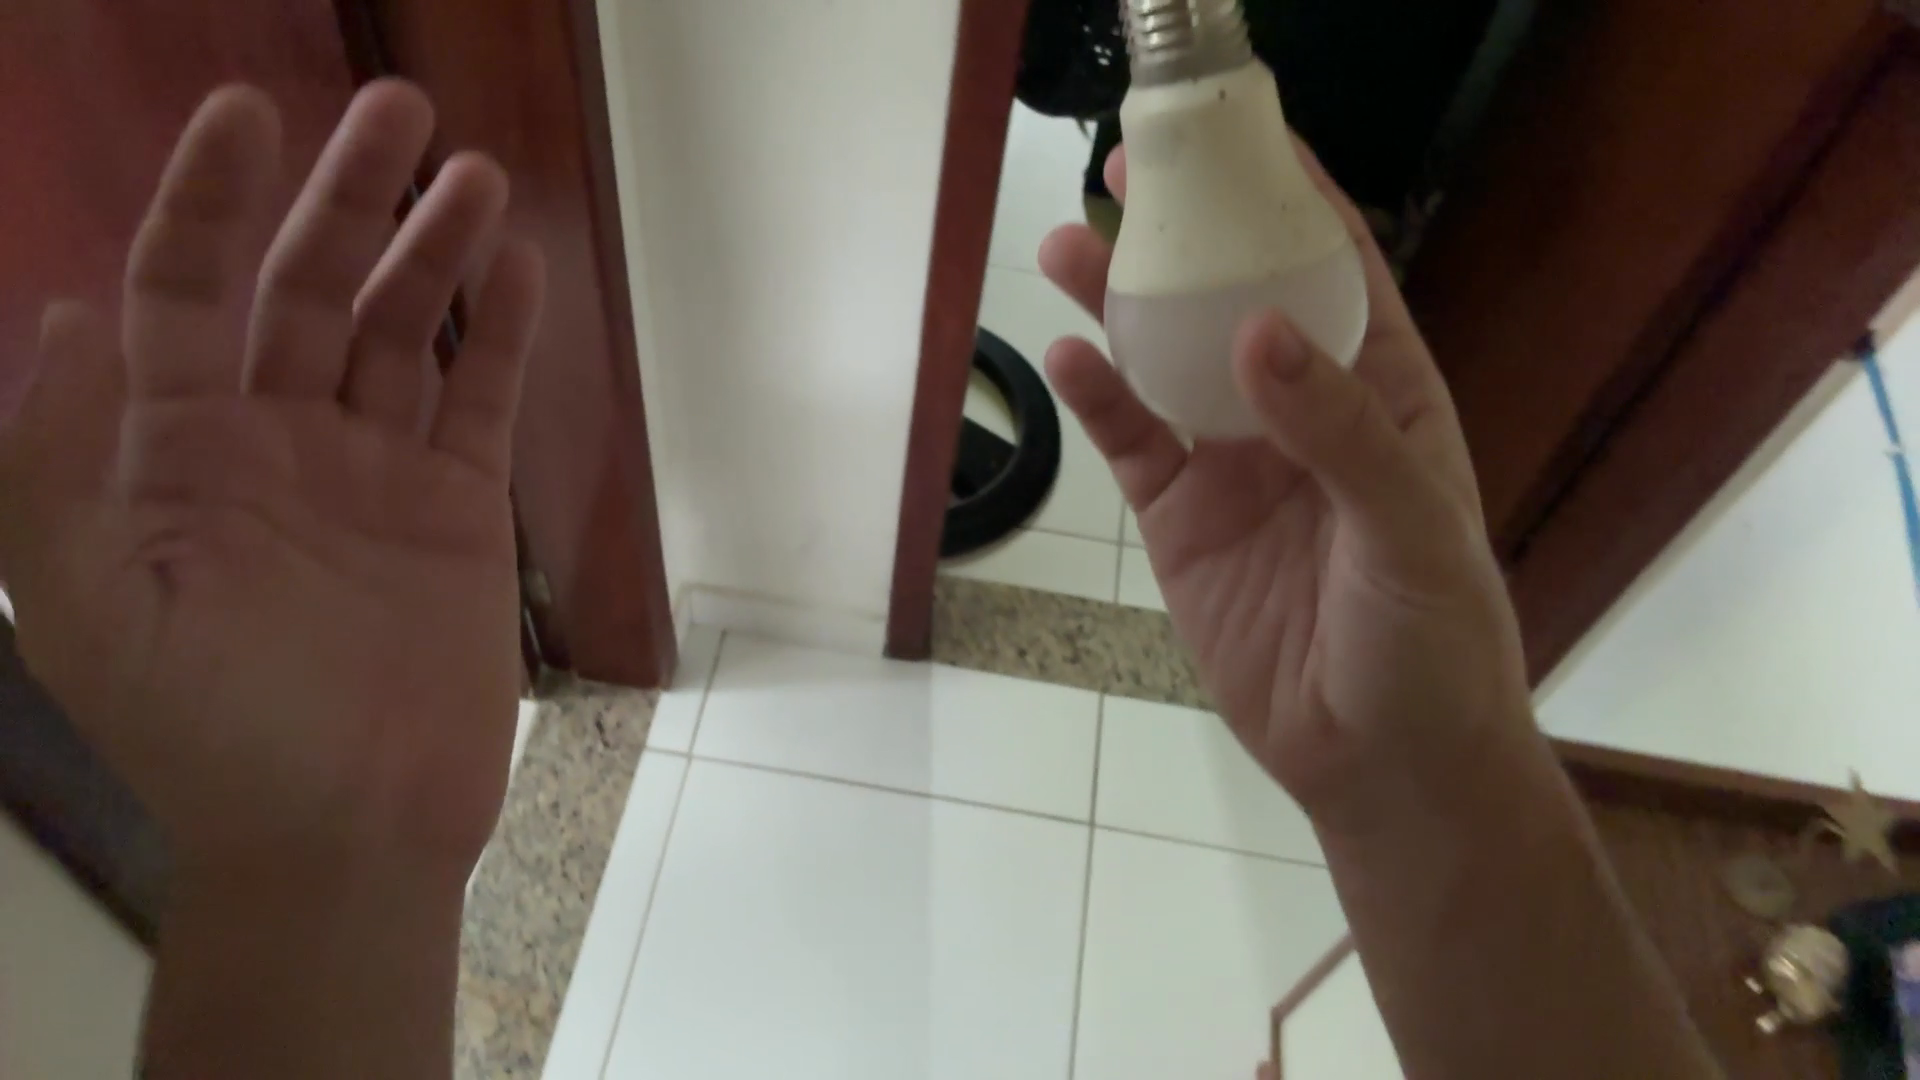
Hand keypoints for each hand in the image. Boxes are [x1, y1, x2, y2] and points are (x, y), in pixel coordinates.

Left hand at [0, 81, 544, 875]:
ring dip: (438, 254)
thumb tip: (81, 310)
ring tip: (478, 180)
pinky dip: (499, 337)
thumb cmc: (221, 725)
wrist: (357, 812)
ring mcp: (380, 468)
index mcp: (173, 451)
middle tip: (402, 113)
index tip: (251, 112)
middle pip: (311, 290)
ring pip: (409, 334)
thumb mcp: (94, 596)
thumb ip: (71, 454)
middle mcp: (279, 439)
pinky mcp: (462, 503)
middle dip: (349, 198)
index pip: (187, 291)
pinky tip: (517, 278)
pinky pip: (481, 400)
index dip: (209, 199)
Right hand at [1038, 146, 1530, 814]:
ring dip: (1119, 309)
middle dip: (1183, 240)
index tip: (1236, 138)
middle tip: (1124, 180)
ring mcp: (1229, 465)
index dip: (1288, 201)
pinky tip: (1068, 358)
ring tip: (1064, 250)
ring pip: (1165, 367)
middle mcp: (1297, 415)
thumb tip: (1256, 332)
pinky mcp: (1177, 518)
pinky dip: (1099, 401)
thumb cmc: (1427, 642)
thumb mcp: (1409, 530)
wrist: (1372, 757)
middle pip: (1231, 304)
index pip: (1336, 273)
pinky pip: (1132, 445)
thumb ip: (1339, 431)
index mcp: (1378, 394)